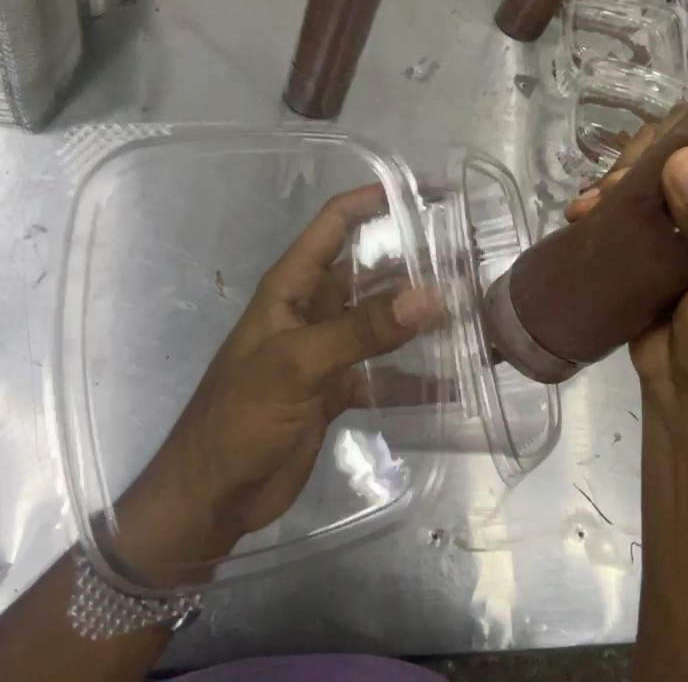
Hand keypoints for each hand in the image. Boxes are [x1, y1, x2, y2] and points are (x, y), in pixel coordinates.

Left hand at [112, 186, 445, 587]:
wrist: (212, 494)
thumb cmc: (241, 415)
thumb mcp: (299, 364)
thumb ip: (362, 330)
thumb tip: (430, 296)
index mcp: (292, 287)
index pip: (335, 224)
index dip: (374, 200)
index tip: (427, 193)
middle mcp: (312, 310)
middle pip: (369, 272)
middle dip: (415, 262)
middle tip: (469, 258)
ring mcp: (326, 352)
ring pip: (382, 322)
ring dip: (421, 318)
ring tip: (474, 311)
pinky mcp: (337, 392)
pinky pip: (384, 376)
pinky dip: (416, 378)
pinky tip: (455, 382)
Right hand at [567, 117, 687, 417]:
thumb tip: (686, 159)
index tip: (684, 128)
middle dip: (656, 151)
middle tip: (625, 181)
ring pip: (661, 165)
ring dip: (623, 173)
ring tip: (595, 203)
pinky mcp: (659, 234)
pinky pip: (632, 197)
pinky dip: (605, 197)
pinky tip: (582, 212)